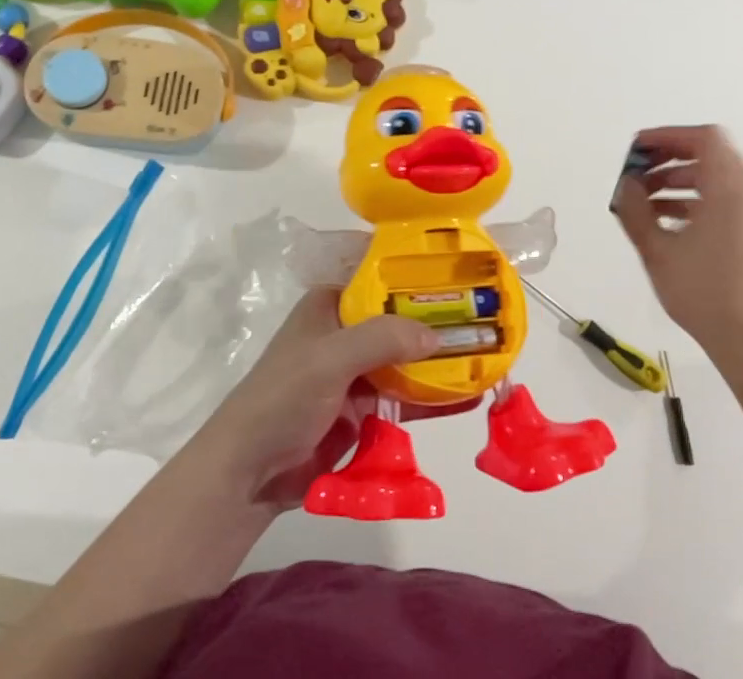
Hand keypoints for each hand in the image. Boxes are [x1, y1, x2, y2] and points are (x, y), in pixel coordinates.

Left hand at [189, 289, 474, 509]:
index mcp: (331, 306)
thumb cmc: (282, 399)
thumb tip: (437, 334)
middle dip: (442, 321)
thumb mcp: (328, 359)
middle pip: (402, 320)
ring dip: (443, 361)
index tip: (463, 271)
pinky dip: (436, 398)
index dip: (419, 273)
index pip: (381, 277)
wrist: (250, 471)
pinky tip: (471, 397)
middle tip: (490, 319)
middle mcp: (346, 333)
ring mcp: (357, 374)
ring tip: (491, 357)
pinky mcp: (365, 411)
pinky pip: (408, 398)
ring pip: (409, 360)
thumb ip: (381, 340)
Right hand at [610, 126, 742, 400]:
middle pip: (710, 155)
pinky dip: (696, 200)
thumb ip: (636, 210)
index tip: (636, 151)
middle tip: (635, 176)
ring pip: (717, 179)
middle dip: (668, 160)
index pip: (703, 138)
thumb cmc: (703, 293)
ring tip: (644, 202)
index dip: (666, 136)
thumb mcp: (658, 251)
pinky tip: (667, 224)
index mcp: (731, 189)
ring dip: (679, 182)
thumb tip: (626, 184)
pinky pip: (726, 200)